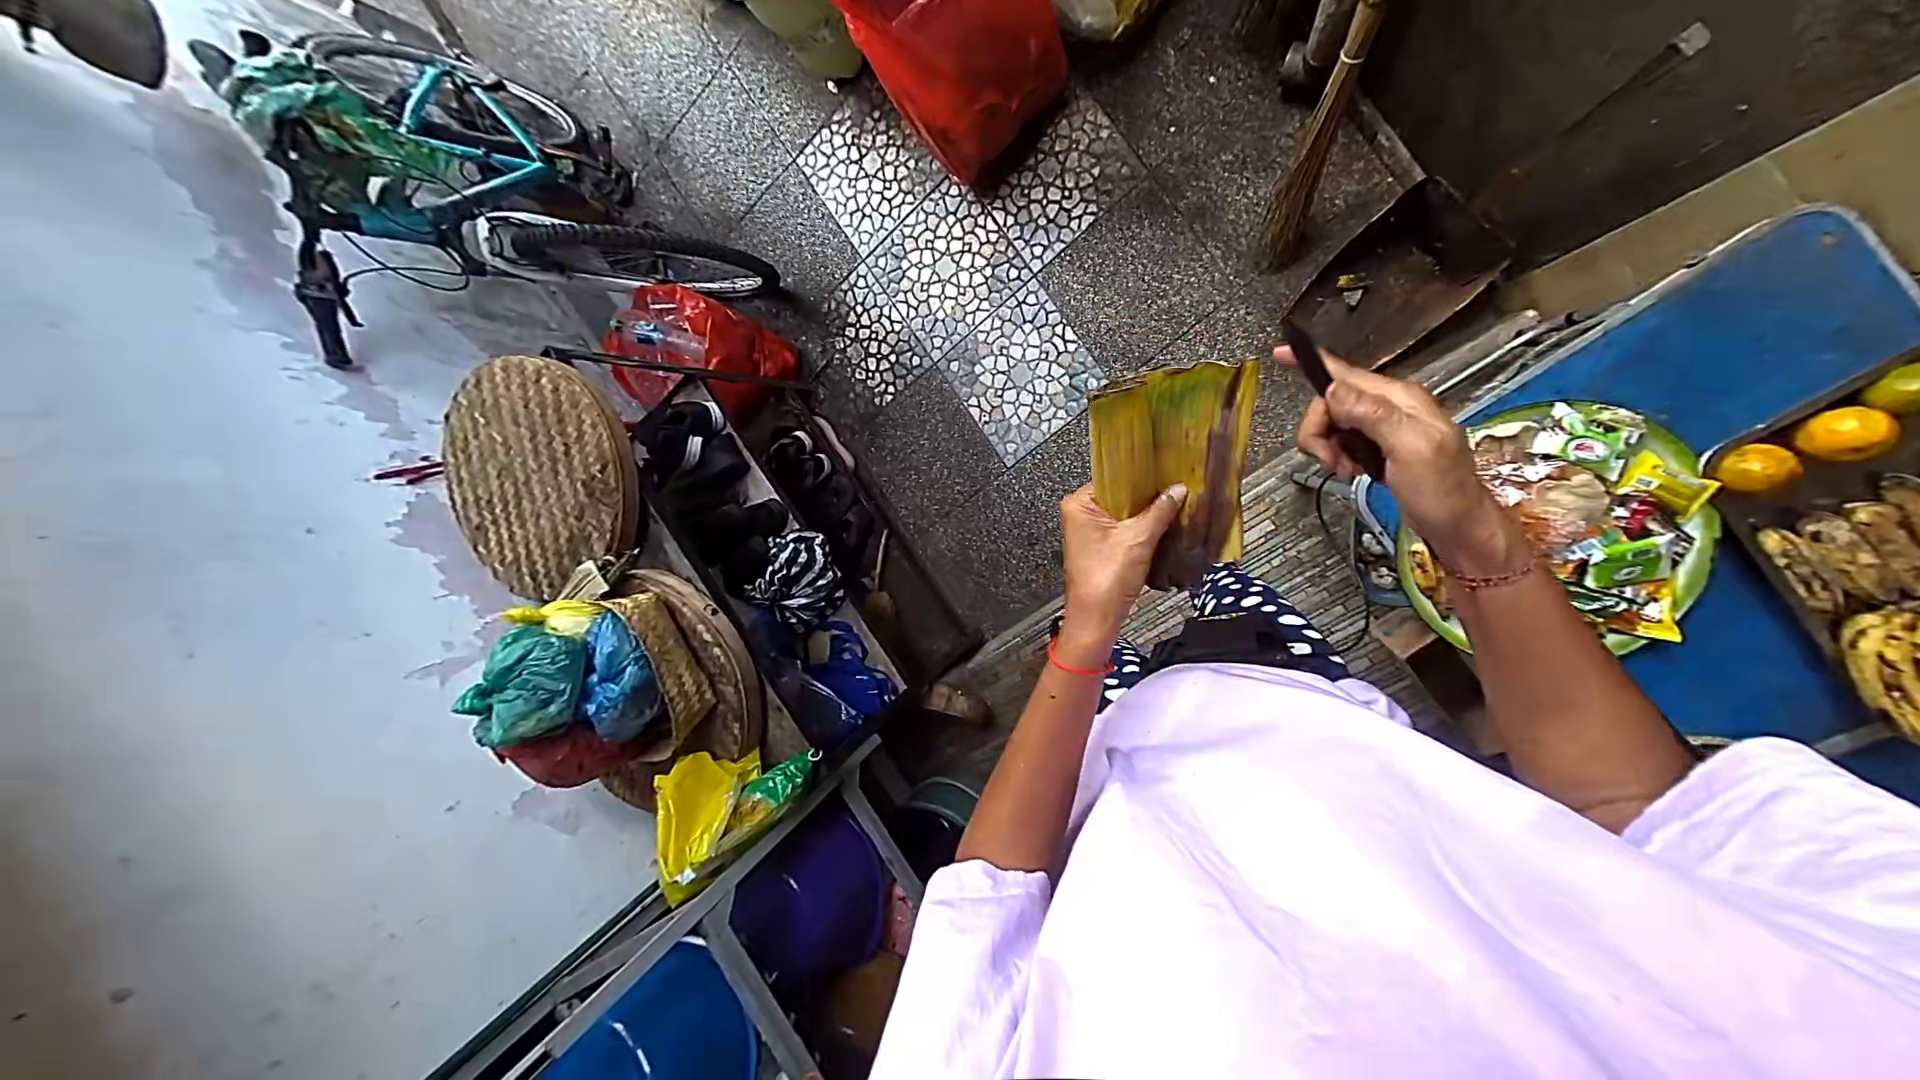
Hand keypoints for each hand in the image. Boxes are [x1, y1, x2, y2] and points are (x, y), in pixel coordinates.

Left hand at [1056, 483, 1186, 664]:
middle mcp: (1081, 514)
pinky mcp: (1103, 546)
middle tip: (1175, 486)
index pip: (1113, 477)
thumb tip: (1176, 490)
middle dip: (1147, 495)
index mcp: (1079, 504)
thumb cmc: (1104, 581)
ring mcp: (1091, 531)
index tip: (1165, 469)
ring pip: (1126, 512)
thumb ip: (1160, 510)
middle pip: (1121, 494)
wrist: (1097, 619)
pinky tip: (1164, 524)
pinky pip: (1127, 528)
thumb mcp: (1138, 539)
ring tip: (1173, 503)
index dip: (1140, 475)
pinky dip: (1144, 528)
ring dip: (1148, 513)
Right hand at [1279, 345, 1524, 575]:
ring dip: (1328, 448)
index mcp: (1398, 400)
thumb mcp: (1411, 449)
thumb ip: (1374, 416)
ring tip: (1346, 469)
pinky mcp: (1378, 447)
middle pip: (1331, 403)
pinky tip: (1352, 471)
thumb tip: (1333, 391)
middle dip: (1319, 431)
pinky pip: (1342, 441)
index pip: (1346, 374)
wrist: (1457, 525)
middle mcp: (1389, 407)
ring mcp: (1383, 427)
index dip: (1312, 364)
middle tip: (1330, 460)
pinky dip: (1338, 457)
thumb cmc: (1441, 490)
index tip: (1282, 353)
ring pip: (1332, 424)